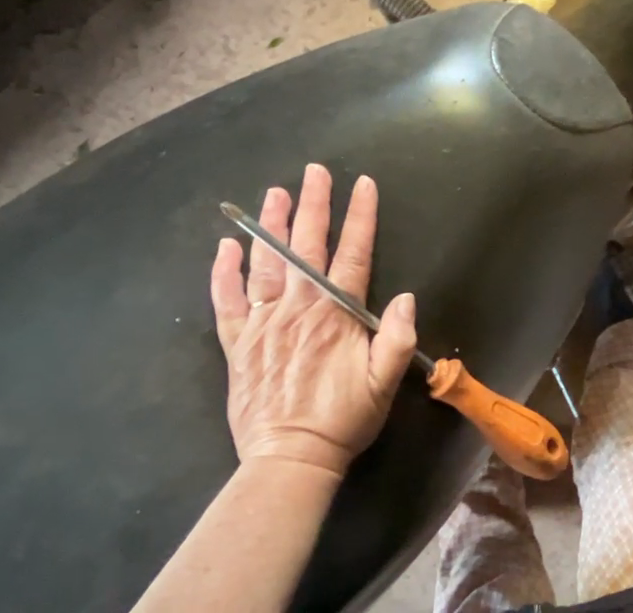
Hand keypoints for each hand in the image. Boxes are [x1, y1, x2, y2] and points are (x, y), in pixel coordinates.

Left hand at [210, 164, 416, 479]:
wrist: (288, 460)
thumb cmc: (342, 419)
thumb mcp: (384, 383)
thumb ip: (398, 338)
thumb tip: (408, 296)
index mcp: (336, 314)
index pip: (352, 253)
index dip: (359, 216)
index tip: (363, 184)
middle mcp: (298, 308)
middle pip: (305, 246)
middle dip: (312, 205)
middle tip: (314, 171)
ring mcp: (263, 323)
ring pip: (265, 263)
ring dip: (270, 225)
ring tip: (274, 193)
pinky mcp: (237, 343)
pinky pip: (226, 301)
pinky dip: (224, 273)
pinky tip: (225, 247)